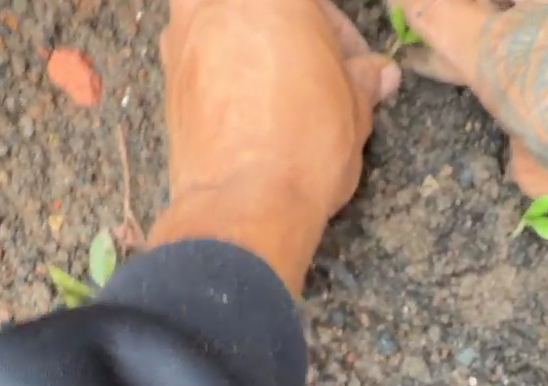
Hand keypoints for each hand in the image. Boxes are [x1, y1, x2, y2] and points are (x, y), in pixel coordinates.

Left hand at [149, 0, 400, 293]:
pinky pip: (205, 66)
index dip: (343, 42)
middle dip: (296, 46)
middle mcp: (220, 2)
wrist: (247, 203)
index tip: (358, 71)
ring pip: (230, 34)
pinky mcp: (168, 78)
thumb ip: (362, 82)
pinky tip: (253, 121)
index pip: (319, 8)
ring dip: (257, 59)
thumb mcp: (353, 113)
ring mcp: (184, 36)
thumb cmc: (304, 149)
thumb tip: (379, 75)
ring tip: (285, 105)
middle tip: (321, 86)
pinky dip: (229, 84)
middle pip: (267, 14)